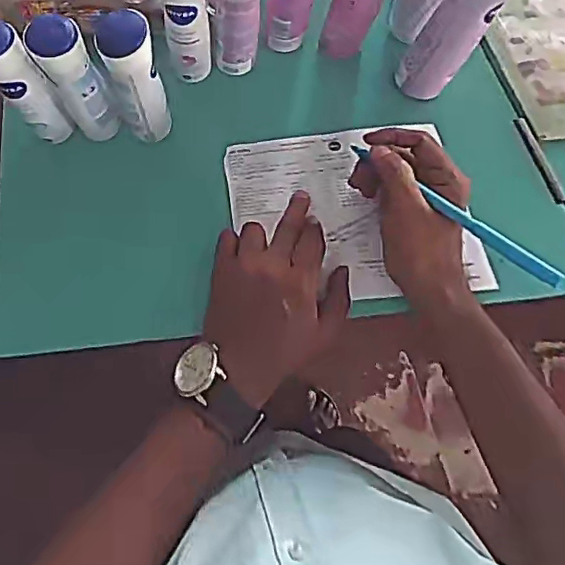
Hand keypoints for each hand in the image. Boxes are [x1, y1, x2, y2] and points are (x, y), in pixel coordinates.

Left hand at [203, 192, 350, 406]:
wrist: (238, 367)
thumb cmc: (284, 353)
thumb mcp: (324, 335)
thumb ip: (339, 300)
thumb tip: (343, 271)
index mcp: (300, 281)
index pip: (312, 241)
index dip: (316, 229)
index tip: (316, 223)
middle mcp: (273, 266)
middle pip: (288, 226)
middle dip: (298, 209)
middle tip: (301, 198)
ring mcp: (244, 264)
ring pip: (255, 229)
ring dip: (263, 233)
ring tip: (265, 243)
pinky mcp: (222, 268)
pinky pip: (227, 238)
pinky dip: (234, 240)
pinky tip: (240, 249)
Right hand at [347, 128, 475, 316]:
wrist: (429, 290)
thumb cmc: (424, 256)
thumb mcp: (406, 210)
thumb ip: (394, 175)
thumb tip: (381, 151)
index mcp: (447, 179)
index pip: (420, 141)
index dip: (392, 138)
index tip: (370, 143)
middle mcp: (440, 184)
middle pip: (405, 155)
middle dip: (379, 160)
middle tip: (361, 174)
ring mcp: (427, 196)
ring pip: (396, 170)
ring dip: (375, 174)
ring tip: (363, 188)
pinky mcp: (414, 207)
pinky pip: (393, 186)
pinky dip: (378, 187)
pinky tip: (370, 197)